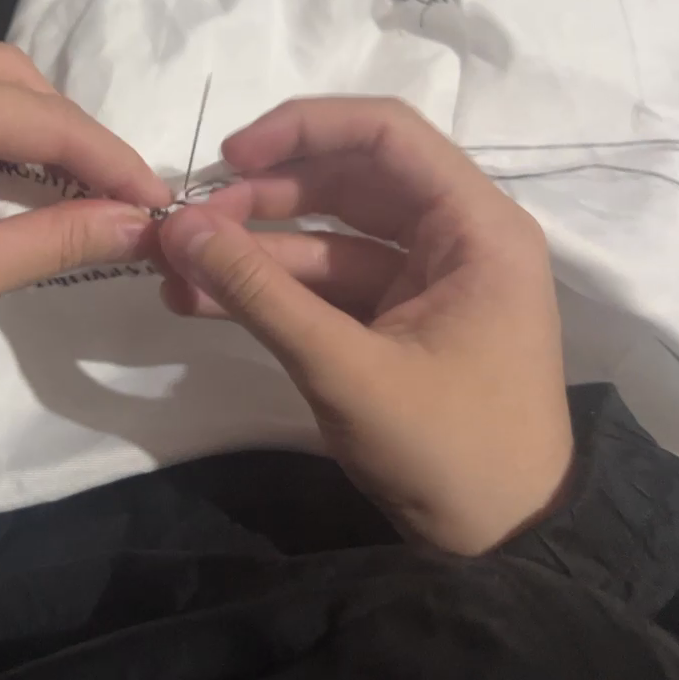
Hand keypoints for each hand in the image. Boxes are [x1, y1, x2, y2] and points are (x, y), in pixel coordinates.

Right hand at [154, 97, 571, 554]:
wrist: (503, 550)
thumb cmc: (449, 451)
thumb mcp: (345, 368)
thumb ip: (260, 293)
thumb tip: (178, 227)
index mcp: (474, 227)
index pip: (386, 133)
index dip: (302, 129)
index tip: (231, 156)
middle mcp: (450, 236)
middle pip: (343, 182)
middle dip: (259, 200)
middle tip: (188, 225)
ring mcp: (417, 278)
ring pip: (320, 237)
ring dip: (249, 251)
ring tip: (176, 271)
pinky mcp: (389, 316)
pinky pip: (319, 285)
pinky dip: (264, 290)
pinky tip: (202, 301)